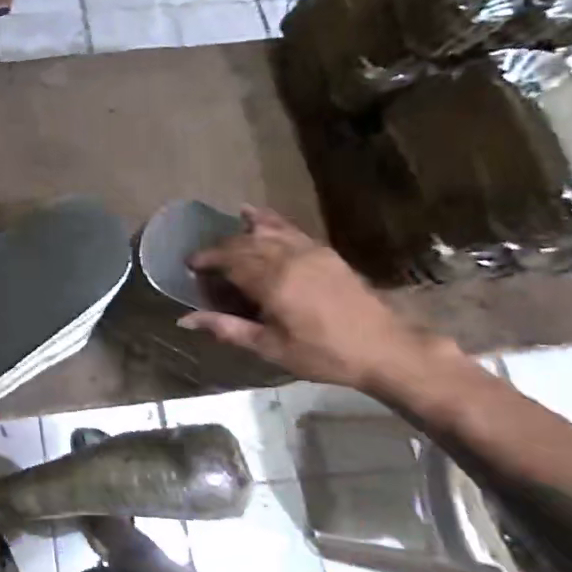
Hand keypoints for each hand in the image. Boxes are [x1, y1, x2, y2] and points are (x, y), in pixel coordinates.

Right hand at [177, 205, 436, 389]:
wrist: (385, 349)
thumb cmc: (324, 355)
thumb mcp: (272, 348)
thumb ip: (228, 329)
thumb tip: (186, 319)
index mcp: (272, 282)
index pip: (228, 260)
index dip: (205, 259)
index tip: (189, 265)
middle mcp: (287, 258)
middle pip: (243, 243)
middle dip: (220, 248)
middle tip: (205, 262)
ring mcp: (308, 250)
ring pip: (265, 231)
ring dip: (240, 233)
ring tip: (225, 238)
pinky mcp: (324, 251)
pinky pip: (289, 228)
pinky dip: (268, 220)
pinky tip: (256, 216)